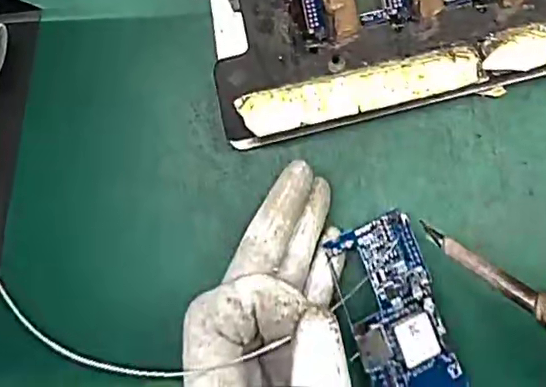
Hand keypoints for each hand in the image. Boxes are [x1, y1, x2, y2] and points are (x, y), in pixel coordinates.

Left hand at [182, 160, 349, 386]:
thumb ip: (311, 368)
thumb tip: (319, 311)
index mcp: (217, 376)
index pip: (226, 298)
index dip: (265, 287)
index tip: (305, 309)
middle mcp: (235, 364)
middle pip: (248, 273)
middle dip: (278, 219)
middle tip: (300, 177)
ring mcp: (262, 367)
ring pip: (277, 287)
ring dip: (304, 238)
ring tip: (319, 197)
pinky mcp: (288, 373)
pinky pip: (300, 312)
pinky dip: (317, 277)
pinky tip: (329, 250)